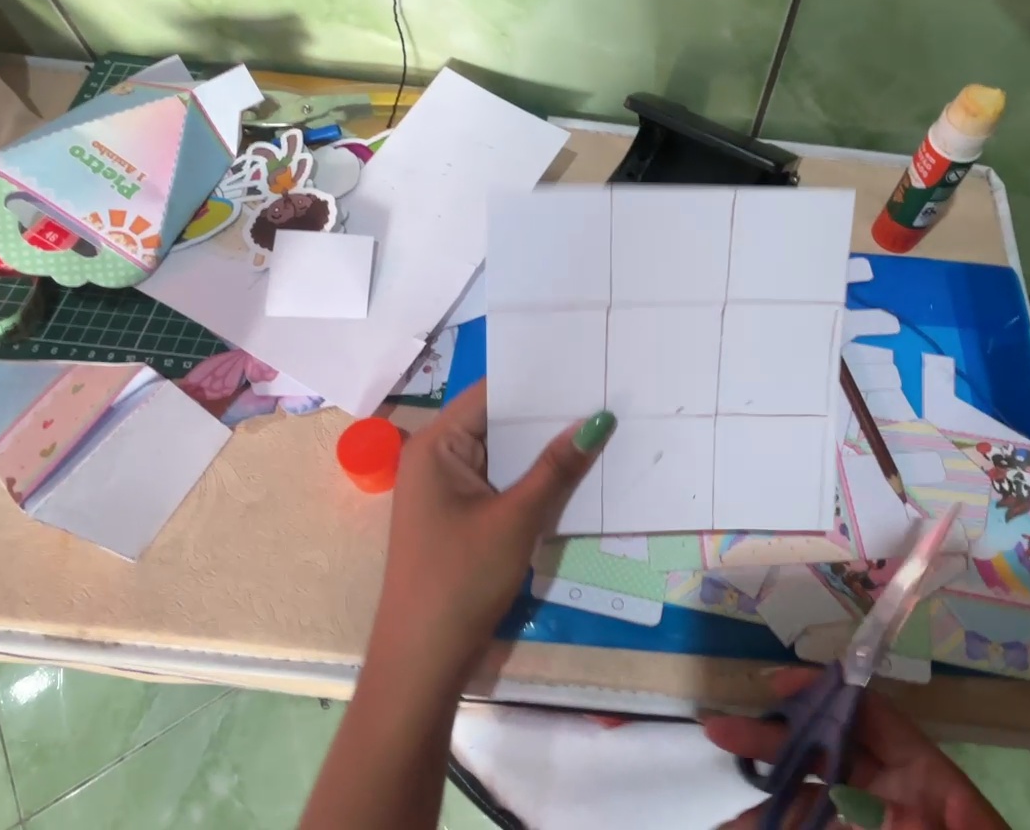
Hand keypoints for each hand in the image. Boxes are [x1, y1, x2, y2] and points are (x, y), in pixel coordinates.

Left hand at [371, 380, 615, 680]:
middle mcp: (438, 458)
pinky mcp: (463, 515)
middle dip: (549, 414)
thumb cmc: (460, 581)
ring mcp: (450, 488)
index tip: (587, 367)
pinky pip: (504, 481)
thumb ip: (557, 468)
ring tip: (601, 424)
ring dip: (545, 448)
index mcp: (435, 445)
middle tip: (605, 394)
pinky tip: (576, 469)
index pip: (491, 393)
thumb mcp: (516, 520)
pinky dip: (535, 477)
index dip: (538, 379)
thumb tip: (599, 420)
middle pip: (499, 421)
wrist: (423, 661)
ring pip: (505, 453)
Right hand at [702, 670, 1006, 829]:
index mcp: (922, 774)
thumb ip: (914, 822)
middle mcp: (890, 793)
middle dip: (773, 741)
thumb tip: (868, 806)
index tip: (779, 685)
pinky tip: (745, 829)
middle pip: (824, 753)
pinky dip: (782, 829)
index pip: (869, 715)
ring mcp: (871, 822)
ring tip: (725, 822)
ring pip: (811, 803)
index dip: (823, 692)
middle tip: (720, 730)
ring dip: (768, 807)